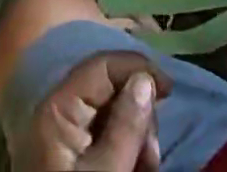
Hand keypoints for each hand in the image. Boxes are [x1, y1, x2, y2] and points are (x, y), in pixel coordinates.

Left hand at [12, 52, 166, 170]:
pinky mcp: (68, 151)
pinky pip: (103, 135)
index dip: (136, 67)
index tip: (170, 88)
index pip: (101, 66)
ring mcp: (62, 131)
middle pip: (107, 89)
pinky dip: (123, 148)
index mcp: (58, 107)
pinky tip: (134, 169)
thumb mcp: (107, 171)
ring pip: (110, 114)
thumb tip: (144, 80)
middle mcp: (57, 109)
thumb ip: (126, 125)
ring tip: (143, 170)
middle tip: (151, 156)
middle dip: (138, 115)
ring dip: (135, 137)